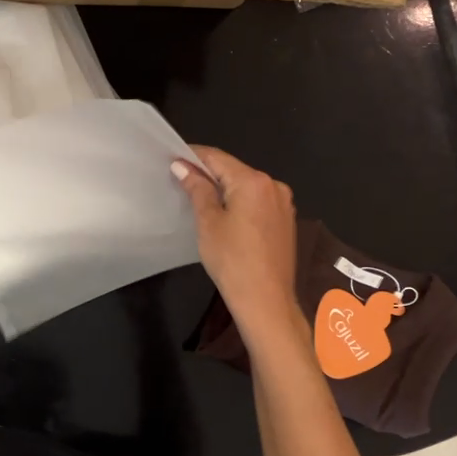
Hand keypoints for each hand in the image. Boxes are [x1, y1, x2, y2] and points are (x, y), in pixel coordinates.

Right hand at [174, 146, 299, 340]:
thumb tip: (182, 166)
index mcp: (253, 181)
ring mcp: (283, 203)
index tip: (171, 159)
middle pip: (233, 170)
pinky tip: (224, 215)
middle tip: (180, 180)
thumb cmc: (231, 259)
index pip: (217, 158)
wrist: (265, 299)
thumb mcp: (208, 222)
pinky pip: (257, 201)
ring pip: (246, 186)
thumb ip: (197, 189)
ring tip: (198, 198)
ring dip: (223, 188)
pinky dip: (238, 201)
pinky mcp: (285, 220)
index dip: (192, 156)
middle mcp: (273, 185)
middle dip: (207, 173)